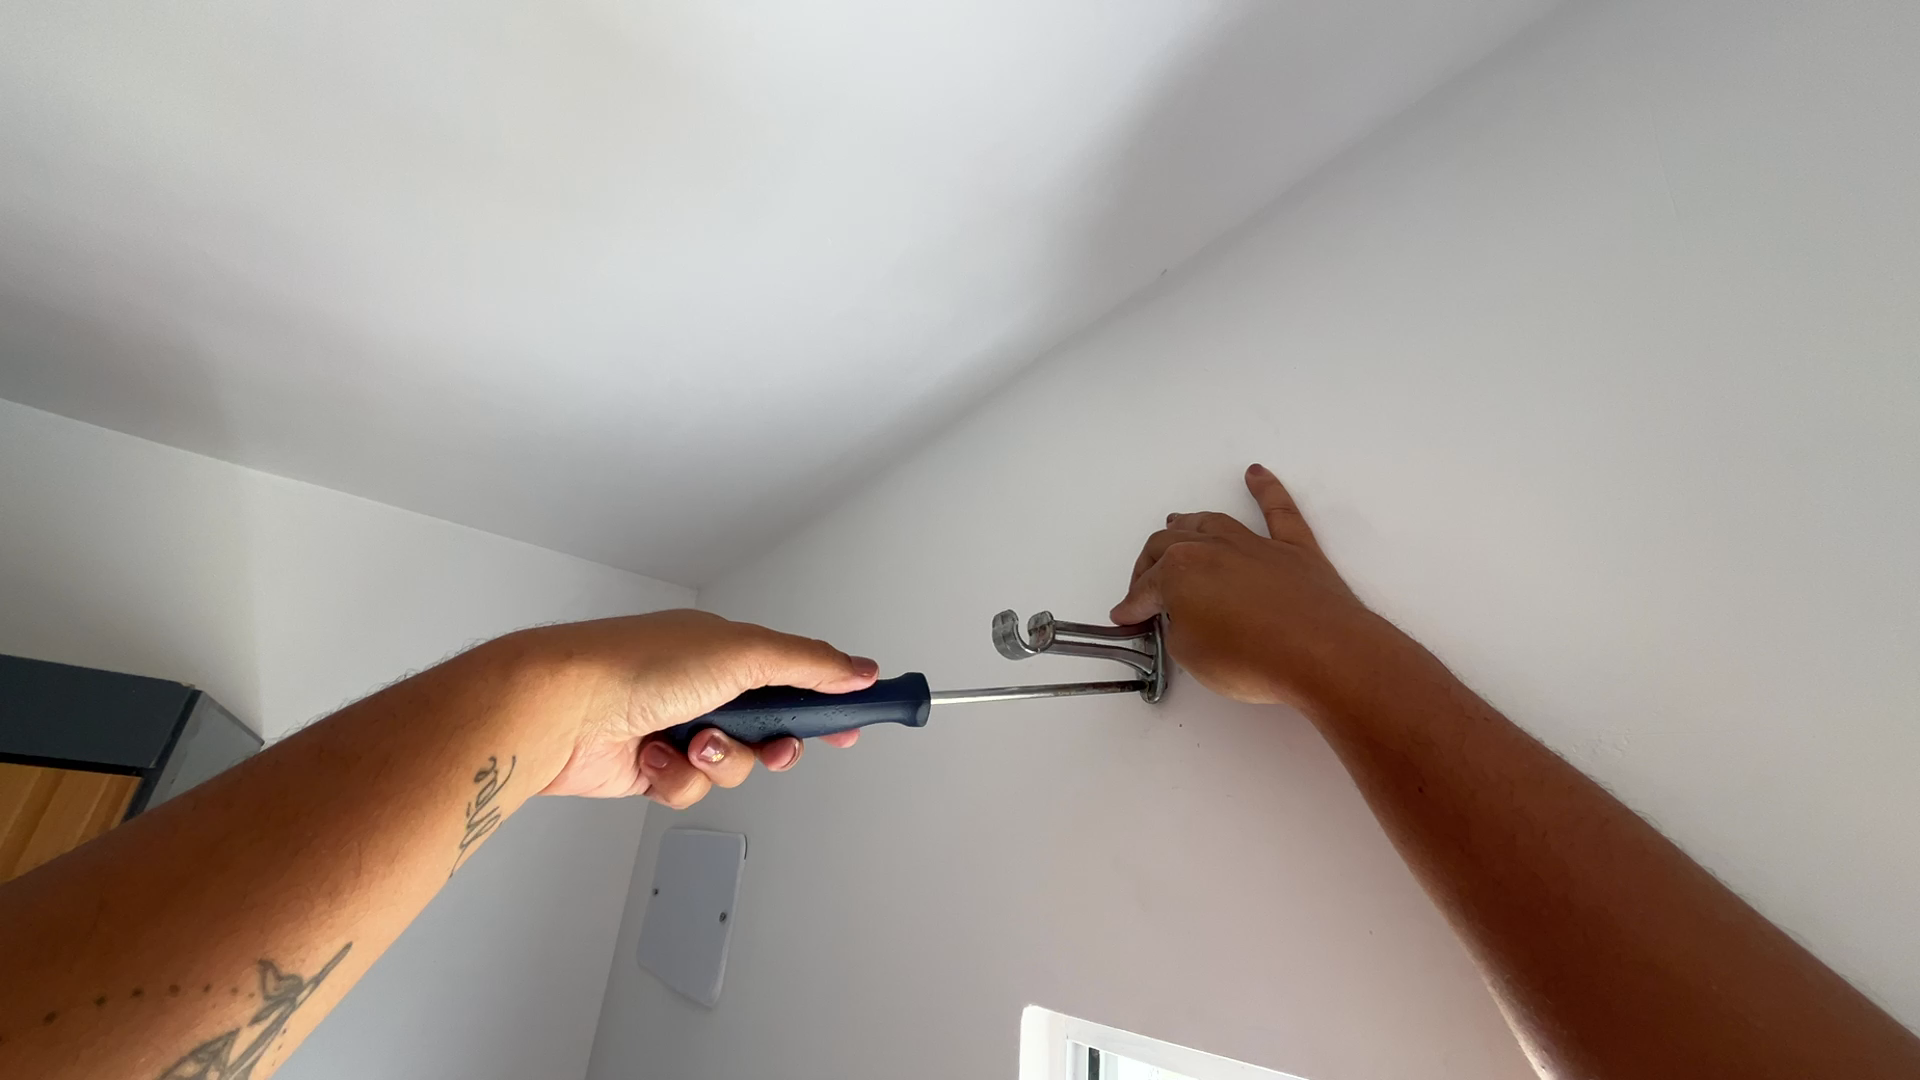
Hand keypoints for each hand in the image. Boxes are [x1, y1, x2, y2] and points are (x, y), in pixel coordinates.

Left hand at [512, 610, 875, 805]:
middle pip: (769, 728)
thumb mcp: (744, 652)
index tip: (850, 726)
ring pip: (734, 764)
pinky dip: (677, 777)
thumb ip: (809, 664)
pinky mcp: (652, 767)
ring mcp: (679, 727)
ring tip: (690, 743)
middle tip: (772, 748)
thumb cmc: (645, 665)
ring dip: (720, 760)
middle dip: (772, 744)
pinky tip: (653, 757)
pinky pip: (691, 787)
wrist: (560, 707)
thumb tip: (863, 670)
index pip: (795, 676)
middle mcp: (707, 687)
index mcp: (730, 651)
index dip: (825, 702)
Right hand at [1112, 464, 1400, 710]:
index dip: (1131, 607)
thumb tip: (1183, 618)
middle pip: (1167, 545)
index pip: (1144, 589)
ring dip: (1187, 523)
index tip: (1124, 619)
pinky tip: (1256, 473)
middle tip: (1142, 588)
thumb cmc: (1248, 659)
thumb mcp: (1189, 655)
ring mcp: (1254, 544)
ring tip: (1173, 524)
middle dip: (1148, 565)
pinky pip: (1278, 511)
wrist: (1324, 656)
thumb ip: (1178, 629)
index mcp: (1177, 571)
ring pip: (1210, 523)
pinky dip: (1266, 489)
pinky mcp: (1294, 549)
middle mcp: (1209, 547)